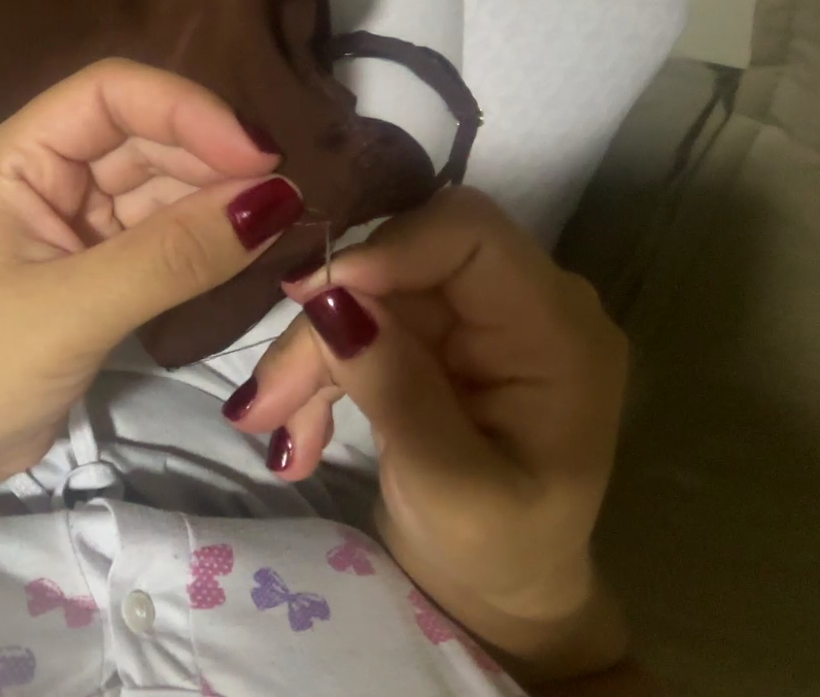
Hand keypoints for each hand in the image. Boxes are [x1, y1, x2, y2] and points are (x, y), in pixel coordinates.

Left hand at [0, 58, 304, 514]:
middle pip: (141, 133)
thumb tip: (275, 200)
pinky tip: (246, 245)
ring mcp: (71, 216)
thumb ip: (172, 256)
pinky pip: (159, 230)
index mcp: (17, 156)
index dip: (185, 109)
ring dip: (214, 196)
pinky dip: (201, 236)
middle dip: (209, 156)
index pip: (108, 93)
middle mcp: (46, 171)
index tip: (257, 154)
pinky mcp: (94, 261)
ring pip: (156, 181)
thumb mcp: (74, 309)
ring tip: (281, 220)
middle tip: (287, 197)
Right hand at [224, 187, 630, 680]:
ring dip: (305, 357)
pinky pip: (349, 325)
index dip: (385, 247)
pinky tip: (293, 431)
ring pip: (357, 295)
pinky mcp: (423, 336)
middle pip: (392, 266)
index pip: (469, 232)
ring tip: (270, 426)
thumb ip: (395, 388)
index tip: (307, 295)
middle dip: (322, 324)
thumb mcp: (449, 486)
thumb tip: (326, 300)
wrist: (496, 586)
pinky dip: (312, 372)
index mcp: (554, 333)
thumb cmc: (496, 549)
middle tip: (266, 397)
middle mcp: (512, 307)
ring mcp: (463, 320)